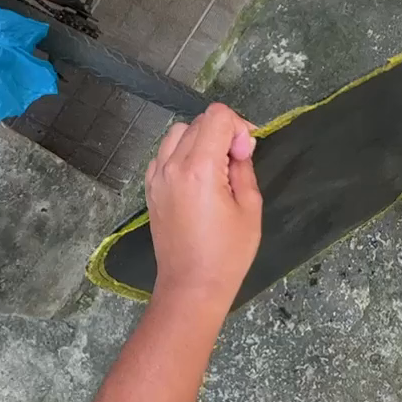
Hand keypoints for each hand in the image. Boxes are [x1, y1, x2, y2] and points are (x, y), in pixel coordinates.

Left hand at [144, 103, 260, 305]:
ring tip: (217, 169)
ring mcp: (157, 177)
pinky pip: (165, 153)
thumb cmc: (227, 254)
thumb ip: (244, 169)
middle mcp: (173, 166)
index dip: (239, 128)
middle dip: (224, 133)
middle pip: (200, 121)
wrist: (192, 285)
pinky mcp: (151, 188)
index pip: (217, 117)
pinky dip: (184, 154)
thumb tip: (240, 149)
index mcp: (199, 169)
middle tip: (237, 163)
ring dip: (202, 140)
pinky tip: (198, 178)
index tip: (246, 154)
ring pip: (179, 132)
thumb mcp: (250, 208)